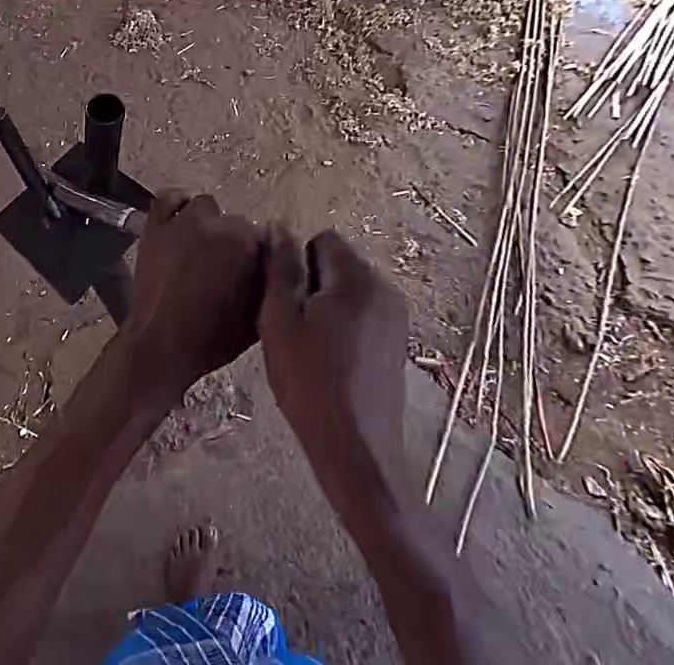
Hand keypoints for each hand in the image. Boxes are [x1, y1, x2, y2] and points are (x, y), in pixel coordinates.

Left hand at [122, 192, 266, 398]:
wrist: (163, 343)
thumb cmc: (211, 337)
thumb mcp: (259, 314)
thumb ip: (272, 280)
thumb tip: (276, 263)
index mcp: (245, 243)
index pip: (264, 236)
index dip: (260, 255)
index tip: (253, 269)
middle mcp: (214, 225)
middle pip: (235, 222)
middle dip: (235, 242)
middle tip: (226, 266)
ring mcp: (181, 224)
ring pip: (204, 207)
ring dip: (208, 222)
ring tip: (203, 247)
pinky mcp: (155, 229)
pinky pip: (167, 200)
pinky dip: (176, 204)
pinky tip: (181, 219)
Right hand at [257, 229, 408, 485]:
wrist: (354, 446)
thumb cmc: (308, 379)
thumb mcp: (280, 319)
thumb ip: (281, 269)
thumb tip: (278, 228)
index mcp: (359, 281)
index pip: (323, 240)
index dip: (296, 261)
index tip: (282, 297)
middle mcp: (386, 292)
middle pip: (338, 262)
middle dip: (310, 281)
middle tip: (288, 321)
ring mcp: (396, 319)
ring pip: (347, 289)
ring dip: (322, 303)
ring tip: (303, 340)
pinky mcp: (395, 342)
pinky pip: (360, 312)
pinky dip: (338, 322)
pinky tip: (324, 355)